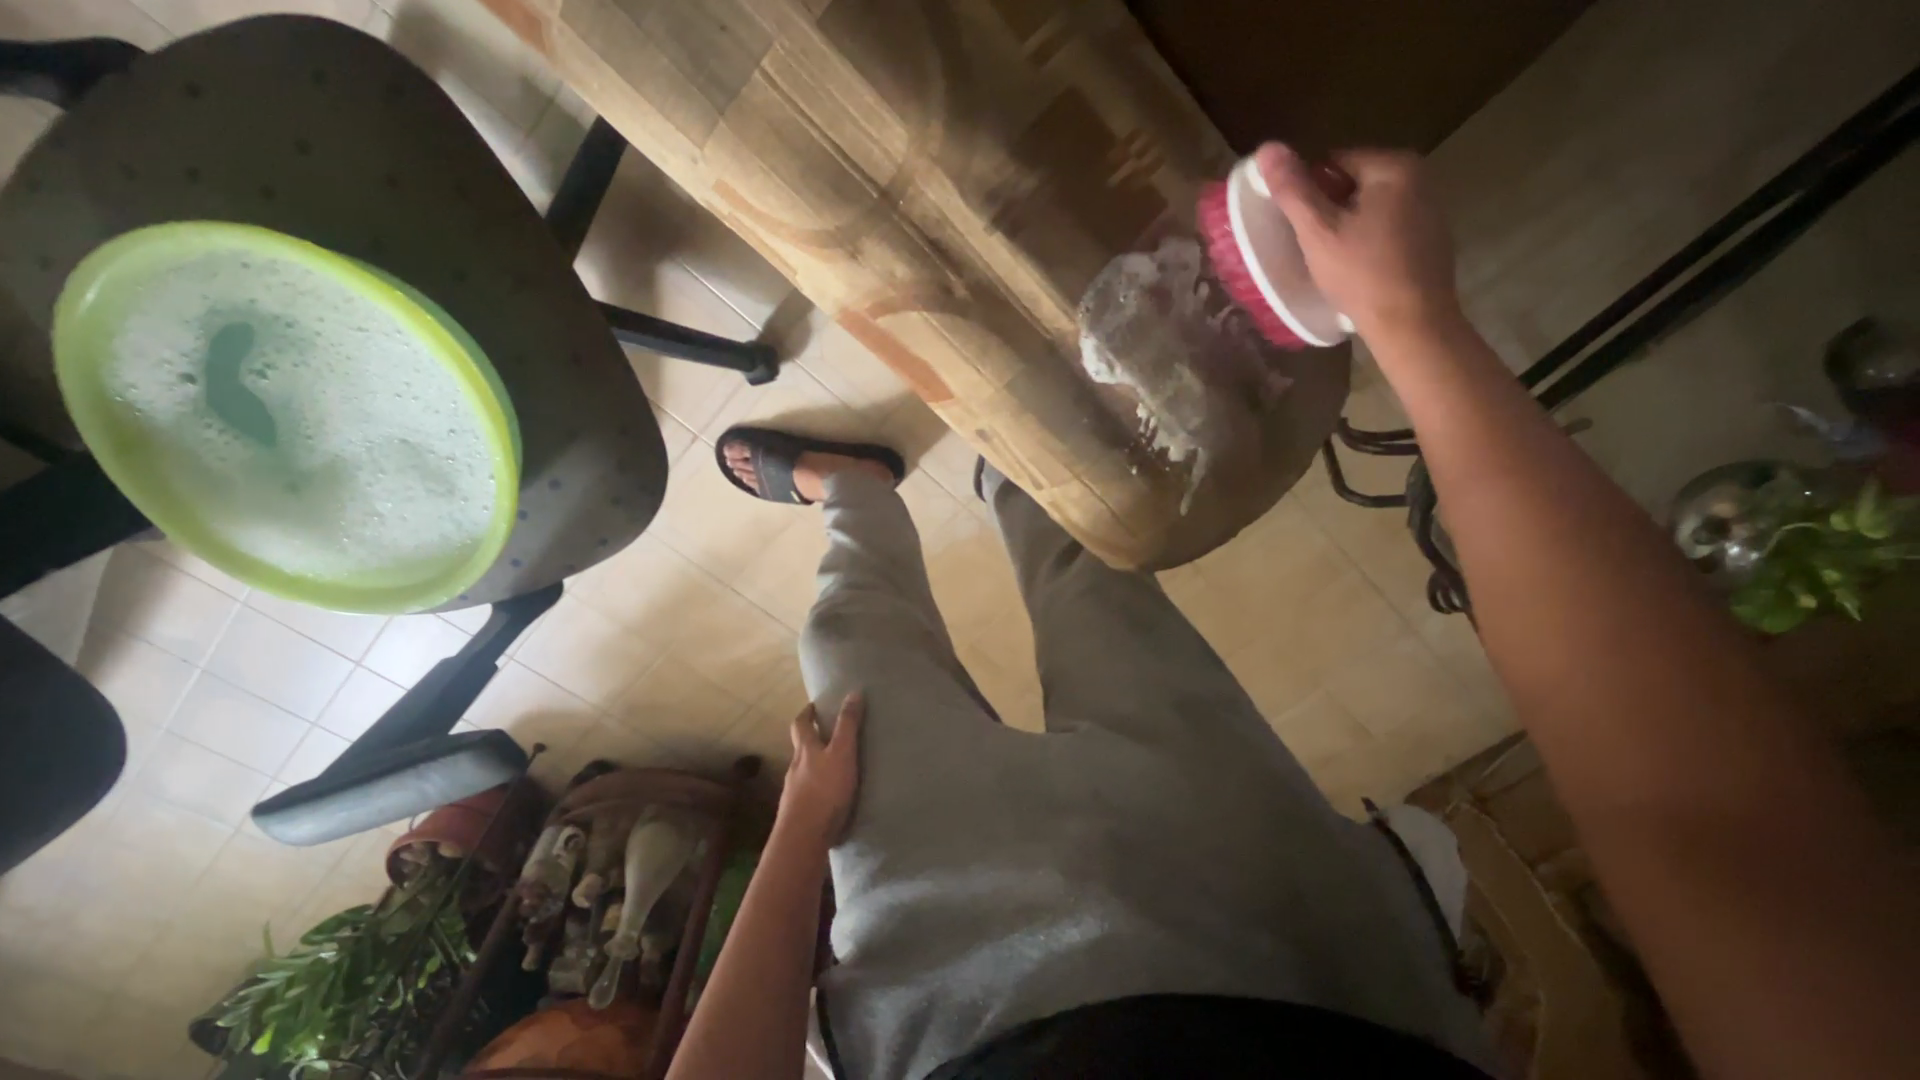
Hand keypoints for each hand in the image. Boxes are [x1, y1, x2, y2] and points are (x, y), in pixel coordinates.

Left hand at [777, 693, 863, 845]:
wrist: (803, 838)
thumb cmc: (824, 790)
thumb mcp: (842, 753)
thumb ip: (848, 726)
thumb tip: (853, 692)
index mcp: (805, 750)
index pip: (801, 724)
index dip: (807, 713)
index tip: (815, 706)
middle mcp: (795, 768)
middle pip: (800, 748)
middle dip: (811, 739)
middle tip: (828, 733)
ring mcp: (794, 792)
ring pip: (804, 772)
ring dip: (816, 766)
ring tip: (836, 766)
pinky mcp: (799, 813)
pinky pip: (809, 794)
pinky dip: (818, 789)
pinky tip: (831, 797)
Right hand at [1254, 143, 1462, 339]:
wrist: (1412, 323)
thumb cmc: (1361, 273)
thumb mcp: (1318, 231)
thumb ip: (1292, 189)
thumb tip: (1267, 148)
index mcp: (1394, 166)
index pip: (1333, 162)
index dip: (1308, 192)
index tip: (1302, 226)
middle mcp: (1420, 178)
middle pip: (1353, 184)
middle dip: (1329, 210)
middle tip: (1315, 246)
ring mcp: (1430, 209)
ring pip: (1370, 208)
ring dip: (1348, 227)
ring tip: (1334, 260)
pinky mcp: (1432, 240)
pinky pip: (1388, 229)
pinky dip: (1370, 242)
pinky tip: (1360, 270)